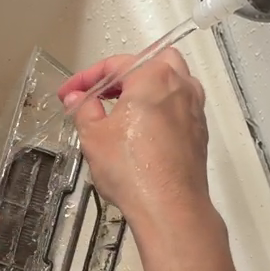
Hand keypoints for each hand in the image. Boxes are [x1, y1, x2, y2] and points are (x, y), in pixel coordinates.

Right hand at [58, 49, 211, 229]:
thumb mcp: (93, 136)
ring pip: (170, 84)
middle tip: (101, 93)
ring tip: (122, 111)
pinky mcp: (198, 133)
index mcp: (153, 76)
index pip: (114, 65)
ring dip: (145, 91)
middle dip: (123, 75)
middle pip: (150, 63)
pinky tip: (141, 132)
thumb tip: (79, 99)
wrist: (169, 207)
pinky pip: (177, 109)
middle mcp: (180, 86)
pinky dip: (159, 111)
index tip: (71, 92)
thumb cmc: (136, 172)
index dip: (86, 78)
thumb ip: (84, 109)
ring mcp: (194, 109)